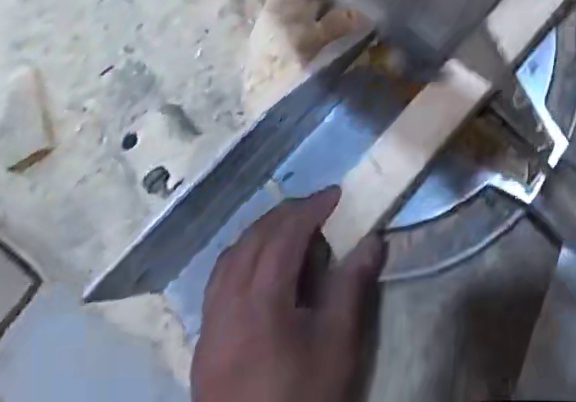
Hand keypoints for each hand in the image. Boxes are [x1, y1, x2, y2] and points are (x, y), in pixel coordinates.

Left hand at [191, 187, 384, 401]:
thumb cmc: (303, 399)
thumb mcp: (337, 346)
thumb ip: (351, 286)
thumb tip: (372, 240)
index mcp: (260, 296)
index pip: (285, 233)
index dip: (311, 207)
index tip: (337, 194)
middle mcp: (228, 298)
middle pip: (255, 237)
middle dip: (287, 214)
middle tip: (319, 209)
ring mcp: (210, 319)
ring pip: (232, 254)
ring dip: (262, 233)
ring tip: (292, 232)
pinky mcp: (204, 341)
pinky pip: (220, 279)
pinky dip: (243, 258)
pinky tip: (260, 270)